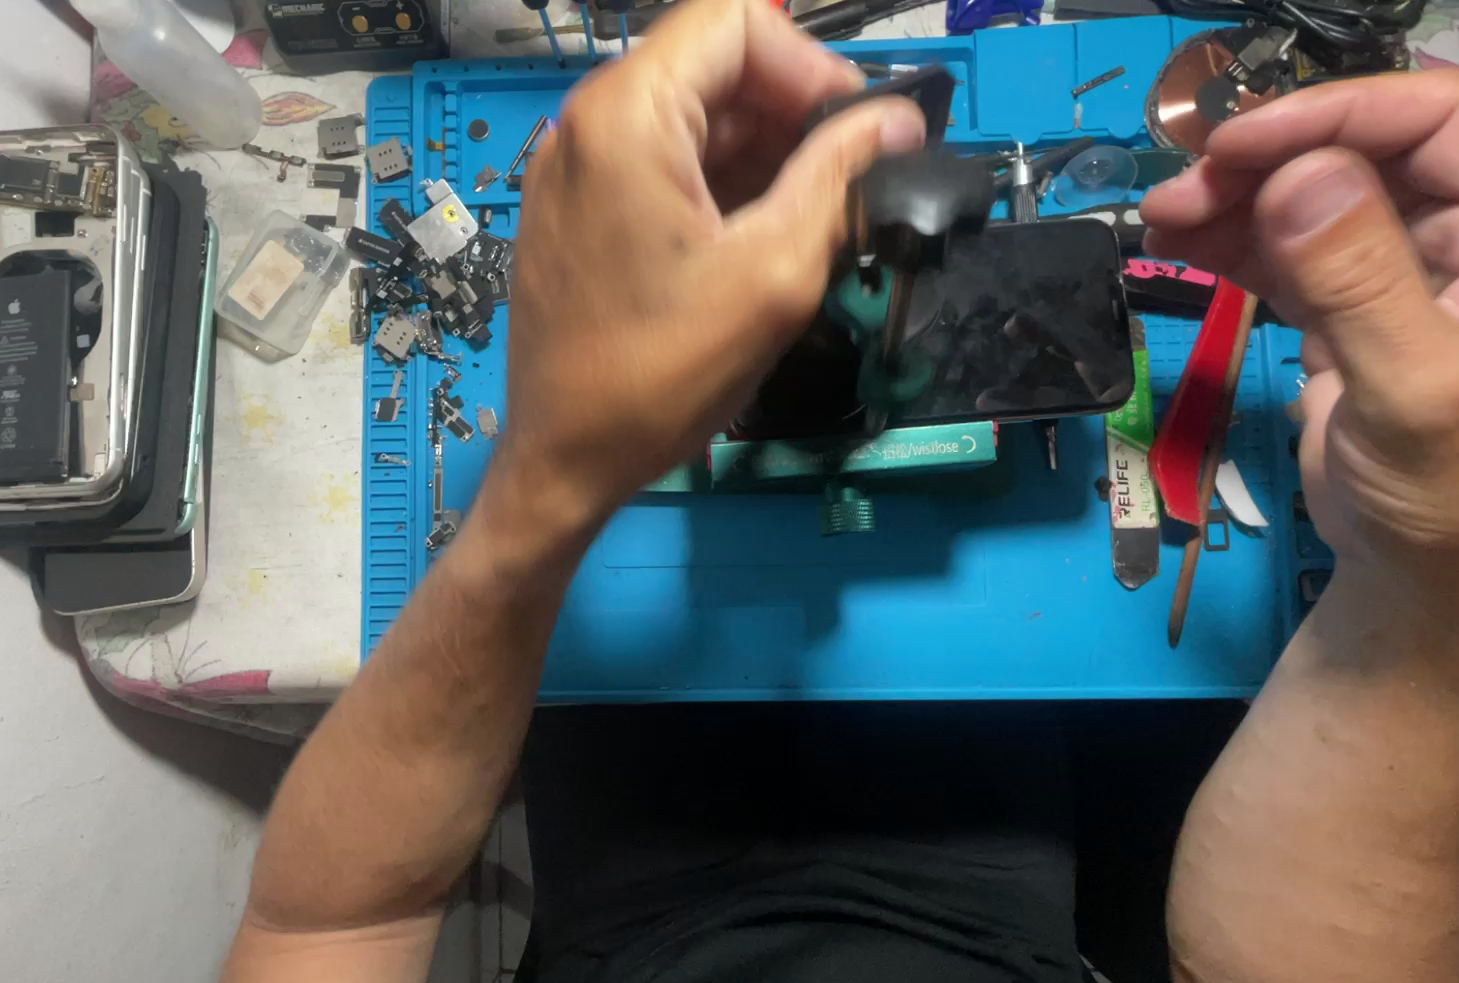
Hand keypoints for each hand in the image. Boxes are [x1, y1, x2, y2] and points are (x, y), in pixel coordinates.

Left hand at [490, 0, 925, 530]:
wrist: (566, 462)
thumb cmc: (659, 380)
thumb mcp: (771, 279)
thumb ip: (838, 184)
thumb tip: (893, 126)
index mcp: (625, 118)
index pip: (735, 24)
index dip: (812, 69)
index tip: (856, 135)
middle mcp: (583, 129)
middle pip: (708, 75)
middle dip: (788, 121)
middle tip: (841, 189)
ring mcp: (569, 178)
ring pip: (683, 130)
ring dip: (754, 164)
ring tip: (802, 229)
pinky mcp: (570, 222)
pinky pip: (652, 177)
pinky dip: (710, 196)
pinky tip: (747, 247)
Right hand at [1141, 70, 1458, 628]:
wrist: (1432, 566)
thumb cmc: (1456, 488)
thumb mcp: (1417, 389)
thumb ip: (1361, 283)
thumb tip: (1295, 178)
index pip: (1437, 123)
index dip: (1331, 116)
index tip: (1229, 149)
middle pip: (1361, 156)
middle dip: (1263, 165)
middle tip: (1173, 197)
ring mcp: (1398, 275)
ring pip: (1311, 205)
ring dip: (1232, 205)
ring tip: (1158, 221)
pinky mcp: (1344, 315)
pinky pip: (1283, 259)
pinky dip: (1228, 248)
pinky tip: (1179, 248)